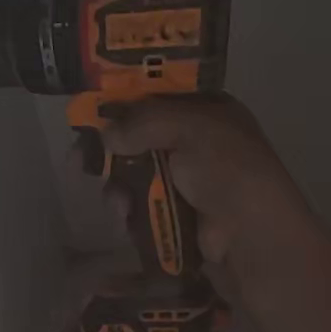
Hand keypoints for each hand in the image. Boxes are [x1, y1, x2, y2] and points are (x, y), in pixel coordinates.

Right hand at [99, 96, 318, 270]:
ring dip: (120, 189)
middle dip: (113, 153)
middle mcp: (200, 146)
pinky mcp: (181, 220)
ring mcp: (191, 186)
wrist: (250, 233)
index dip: (126, 103)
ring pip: (139, 179)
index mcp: (211, 113)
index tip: (91, 112)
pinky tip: (124, 220)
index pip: (161, 98)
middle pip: (143, 142)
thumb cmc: (226, 168)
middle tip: (80, 161)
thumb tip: (106, 135)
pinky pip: (144, 210)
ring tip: (116, 203)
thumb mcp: (188, 128)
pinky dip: (131, 214)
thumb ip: (143, 122)